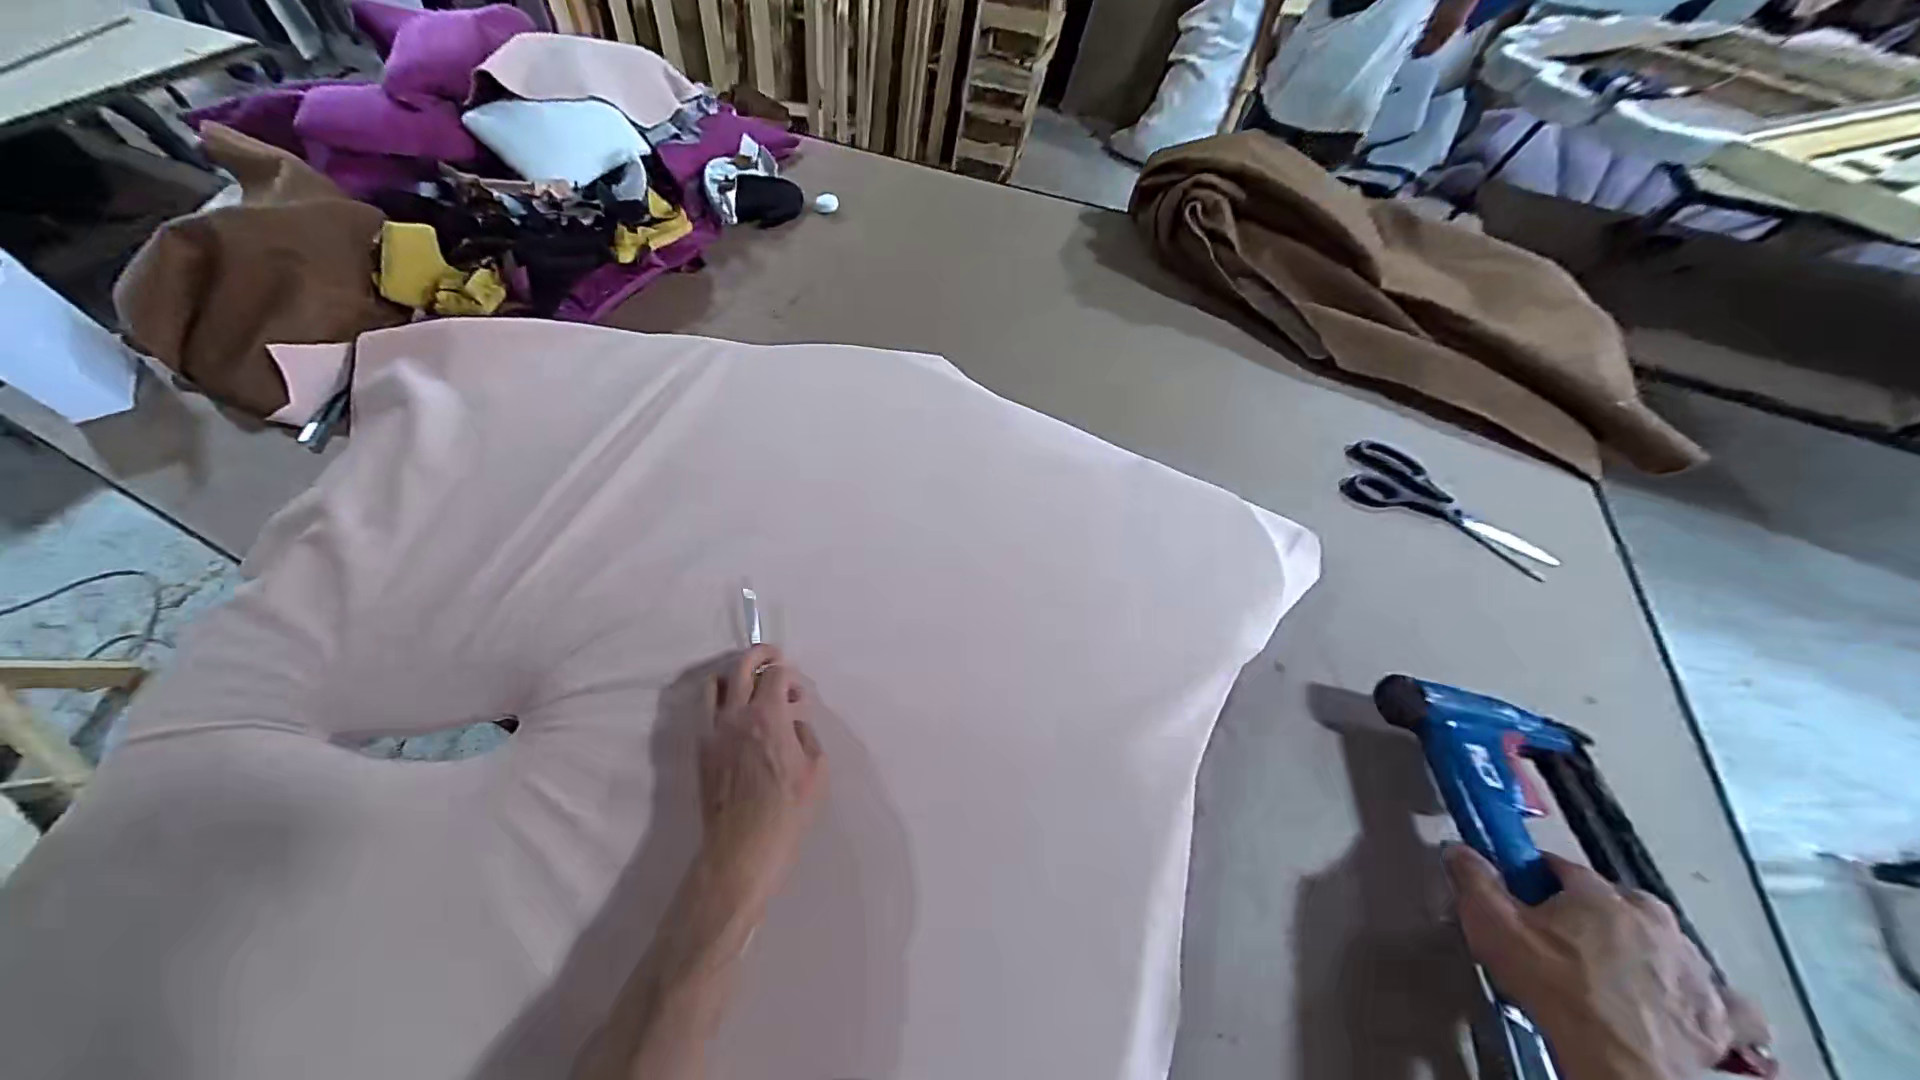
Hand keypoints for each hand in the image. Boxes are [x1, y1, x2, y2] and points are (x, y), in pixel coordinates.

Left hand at [697, 645, 827, 913]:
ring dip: (734, 677)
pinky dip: (720, 703)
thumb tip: (794, 724)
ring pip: (714, 684)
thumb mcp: (817, 770)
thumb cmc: (788, 811)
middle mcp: (735, 715)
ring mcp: (712, 732)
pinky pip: (705, 712)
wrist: (742, 849)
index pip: (776, 672)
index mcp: (768, 716)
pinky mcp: (700, 751)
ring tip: (750, 687)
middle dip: (759, 654)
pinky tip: (737, 720)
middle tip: (773, 657)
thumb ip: (807, 736)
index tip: (799, 694)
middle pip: (741, 666)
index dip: (791, 675)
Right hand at [1444, 845, 1767, 1079]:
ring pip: (1669, 942)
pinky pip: (1724, 998)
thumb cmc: (1552, 988)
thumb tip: (1460, 849)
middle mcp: (1655, 923)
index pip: (1563, 867)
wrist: (1617, 1066)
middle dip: (1594, 907)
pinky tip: (1684, 1000)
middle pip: (1621, 899)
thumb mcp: (1490, 923)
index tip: (1518, 890)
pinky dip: (1706, 996)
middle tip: (1560, 931)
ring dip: (1645, 946)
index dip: (1536, 875)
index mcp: (1600, 895)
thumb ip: (1473, 878)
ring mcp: (1697, 971)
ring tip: (1611, 968)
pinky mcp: (1722, 1018)